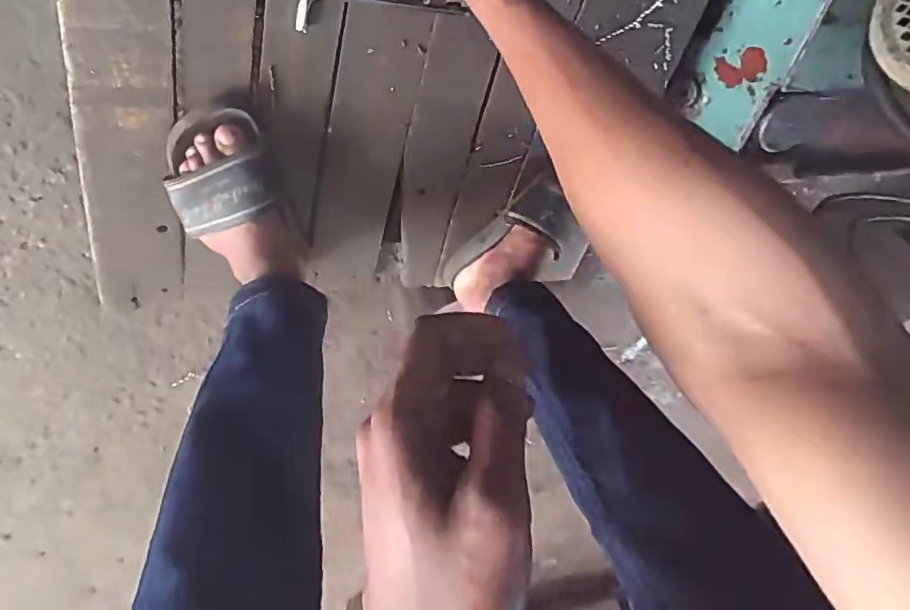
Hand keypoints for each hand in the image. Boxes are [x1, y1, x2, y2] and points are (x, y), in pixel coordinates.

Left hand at [358, 313, 533, 609]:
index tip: (519, 342)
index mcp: (398, 421)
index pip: (430, 339)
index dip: (475, 328)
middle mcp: (383, 422)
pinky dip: (467, 415)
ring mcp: (386, 447)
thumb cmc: (460, 582)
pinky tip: (498, 437)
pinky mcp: (397, 470)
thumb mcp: (494, 504)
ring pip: (434, 389)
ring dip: (477, 385)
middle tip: (526, 370)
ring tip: (522, 405)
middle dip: (479, 354)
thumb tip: (508, 368)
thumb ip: (502, 425)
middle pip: (430, 360)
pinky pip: (432, 421)